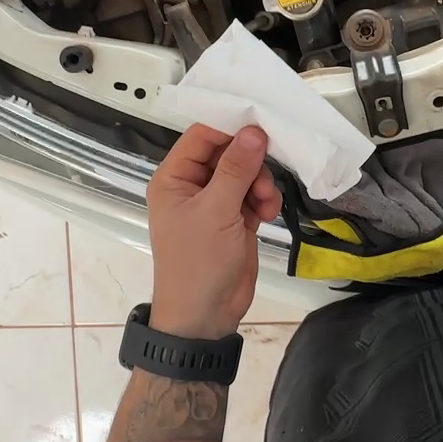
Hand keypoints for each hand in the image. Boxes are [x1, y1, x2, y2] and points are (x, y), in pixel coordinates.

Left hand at [147, 124, 281, 340]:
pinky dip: (264, 200)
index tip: (261, 125)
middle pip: (227, 153)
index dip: (230, 128)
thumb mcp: (216, 211)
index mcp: (174, 178)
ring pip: (245, 173)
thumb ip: (236, 169)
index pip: (202, 136)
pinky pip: (253, 195)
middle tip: (267, 173)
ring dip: (261, 183)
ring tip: (267, 203)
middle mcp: (192, 185)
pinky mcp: (235, 218)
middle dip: (251, 162)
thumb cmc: (198, 262)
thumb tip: (255, 131)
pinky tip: (268, 215)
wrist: (205, 316)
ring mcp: (215, 203)